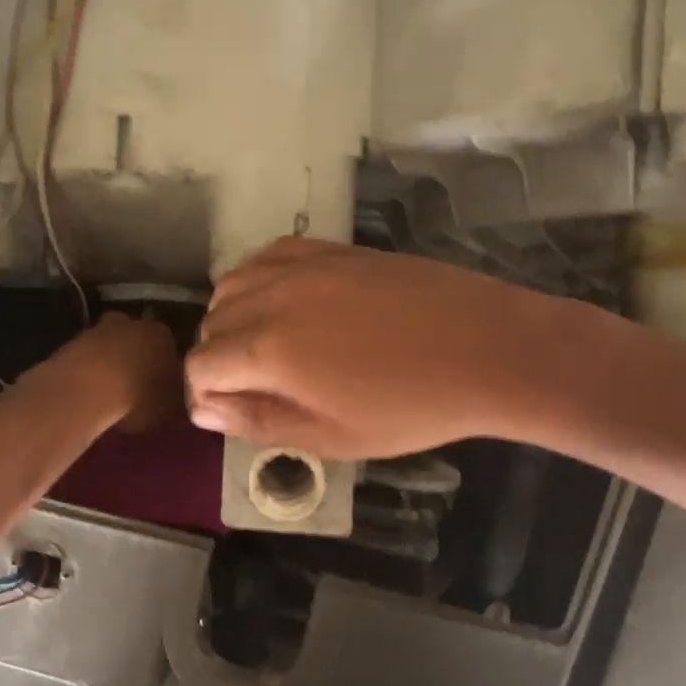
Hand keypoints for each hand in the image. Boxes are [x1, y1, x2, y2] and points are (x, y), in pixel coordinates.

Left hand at [21, 312, 183, 431]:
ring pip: (109, 345)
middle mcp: (132, 323)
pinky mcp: (71, 342)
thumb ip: (173, 396)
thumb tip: (171, 394)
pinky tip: (88, 390)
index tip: (161, 386)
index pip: (169, 347)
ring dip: (110, 362)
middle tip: (135, 385)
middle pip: (137, 339)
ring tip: (109, 390)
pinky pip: (87, 356)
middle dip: (136, 358)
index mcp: (162, 335)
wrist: (88, 388)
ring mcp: (98, 329)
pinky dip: (88, 370)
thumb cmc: (139, 396)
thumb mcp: (169, 406)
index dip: (165, 367)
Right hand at [186, 237, 586, 458]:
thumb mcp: (330, 437)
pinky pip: (267, 256)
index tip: (229, 412)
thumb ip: (257, 421)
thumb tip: (203, 409)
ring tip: (269, 348)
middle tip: (257, 389)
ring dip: (234, 318)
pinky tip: (285, 304)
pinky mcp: (331, 248)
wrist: (486, 348)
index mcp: (268, 350)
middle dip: (219, 359)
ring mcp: (302, 264)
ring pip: (232, 285)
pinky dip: (260, 281)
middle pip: (211, 323)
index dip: (203, 394)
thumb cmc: (409, 407)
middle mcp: (272, 296)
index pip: (199, 365)